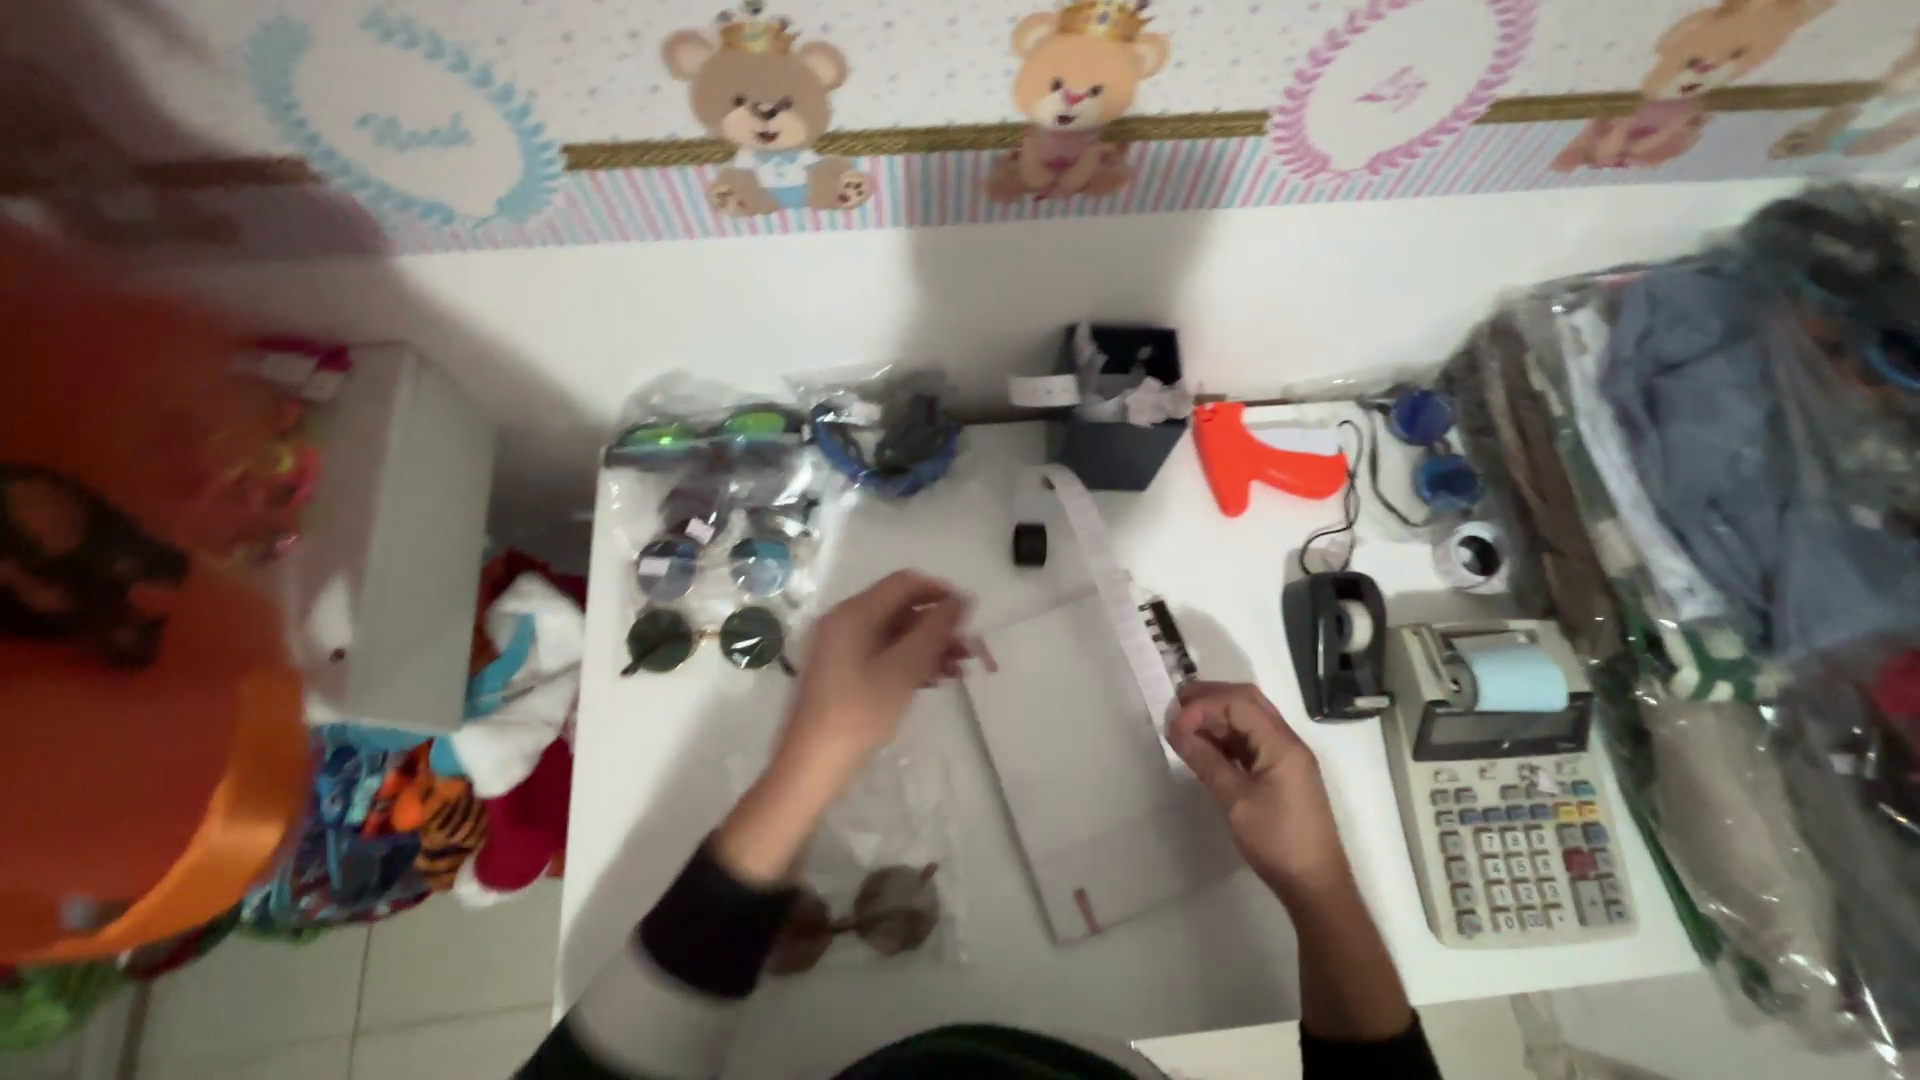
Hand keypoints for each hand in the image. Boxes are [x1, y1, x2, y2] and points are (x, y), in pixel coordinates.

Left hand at [717, 571, 971, 884]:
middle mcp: (844, 621)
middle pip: (901, 609)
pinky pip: (883, 653)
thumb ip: (934, 631)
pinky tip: (934, 681)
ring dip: (928, 646)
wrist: (810, 765)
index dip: (940, 593)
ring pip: (895, 633)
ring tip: (959, 671)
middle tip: (970, 651)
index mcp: (853, 613)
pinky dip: (909, 662)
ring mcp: (841, 647)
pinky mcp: (842, 671)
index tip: (969, 617)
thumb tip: (960, 600)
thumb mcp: (903, 670)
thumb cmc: (858, 713)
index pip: (904, 583)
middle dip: (938, 626)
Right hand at [1167, 681, 1350, 899]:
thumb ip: (1206, 761)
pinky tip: (1204, 745)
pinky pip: (1251, 741)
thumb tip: (1176, 731)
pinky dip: (1225, 737)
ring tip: (1183, 726)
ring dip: (1216, 716)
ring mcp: (1285, 757)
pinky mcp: (1280, 772)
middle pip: (1247, 701)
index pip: (1238, 704)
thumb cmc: (1277, 842)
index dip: (1203, 707)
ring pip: (1249, 719)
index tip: (1174, 725)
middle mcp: (1287, 742)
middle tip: (1175, 707)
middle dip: (1210, 699)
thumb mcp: (1235, 801)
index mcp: (1282, 744)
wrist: (1314, 884)